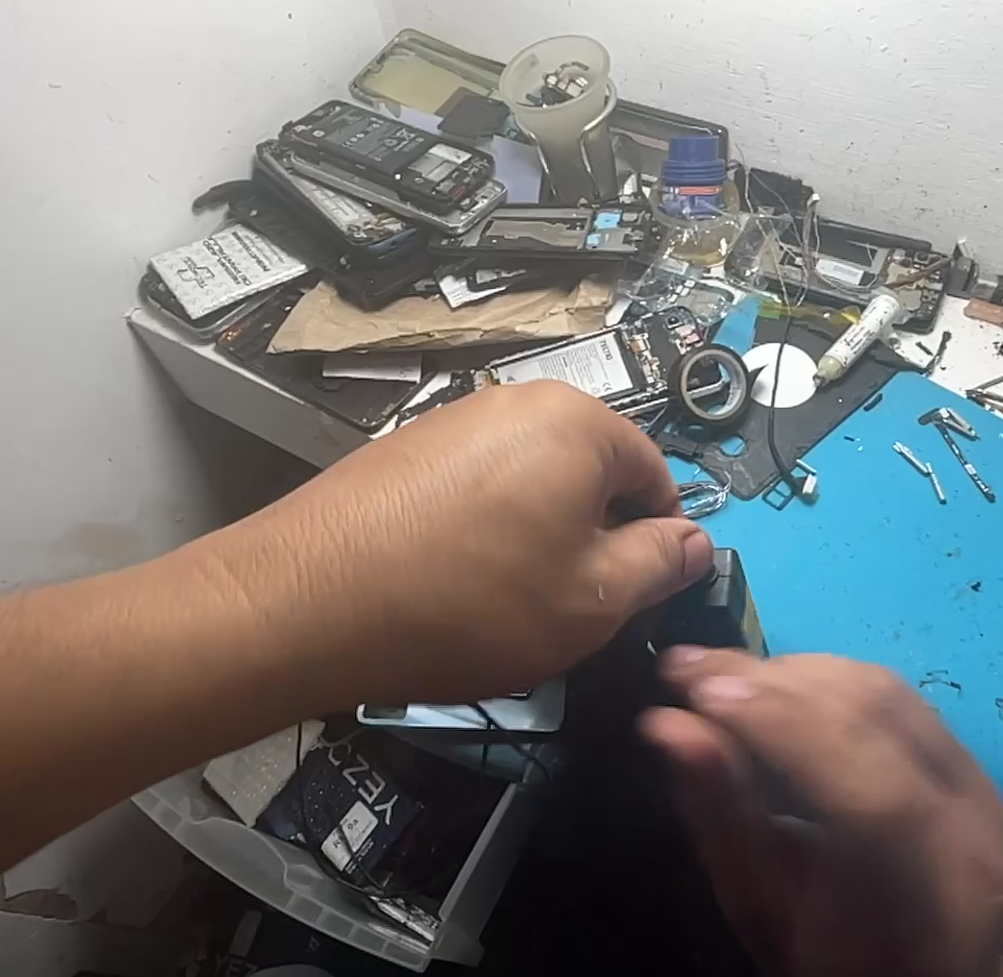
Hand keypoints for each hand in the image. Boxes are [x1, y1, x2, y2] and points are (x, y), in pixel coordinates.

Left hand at [190, 380, 715, 707]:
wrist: (307, 601)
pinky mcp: (411, 445)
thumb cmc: (472, 601)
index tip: (635, 591)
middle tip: (568, 600)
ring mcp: (457, 417)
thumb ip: (661, 563)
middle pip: (592, 470)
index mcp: (577, 422)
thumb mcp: (592, 598)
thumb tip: (695, 540)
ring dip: (542, 531)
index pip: (655, 473)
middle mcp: (519, 400)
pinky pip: (482, 481)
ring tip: (507, 592)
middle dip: (595, 534)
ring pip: (536, 478)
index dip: (659, 537)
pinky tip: (457, 572)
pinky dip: (490, 524)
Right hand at [644, 651, 1002, 976]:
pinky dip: (818, 676)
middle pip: (873, 715)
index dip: (782, 728)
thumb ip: (719, 812)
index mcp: (936, 890)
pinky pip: (889, 691)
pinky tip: (769, 683)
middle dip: (769, 680)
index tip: (698, 692)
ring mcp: (980, 779)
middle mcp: (975, 821)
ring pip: (878, 685)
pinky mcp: (964, 755)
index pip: (869, 790)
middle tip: (687, 668)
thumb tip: (667, 724)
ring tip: (718, 675)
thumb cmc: (829, 955)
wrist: (911, 969)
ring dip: (790, 670)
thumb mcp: (760, 903)